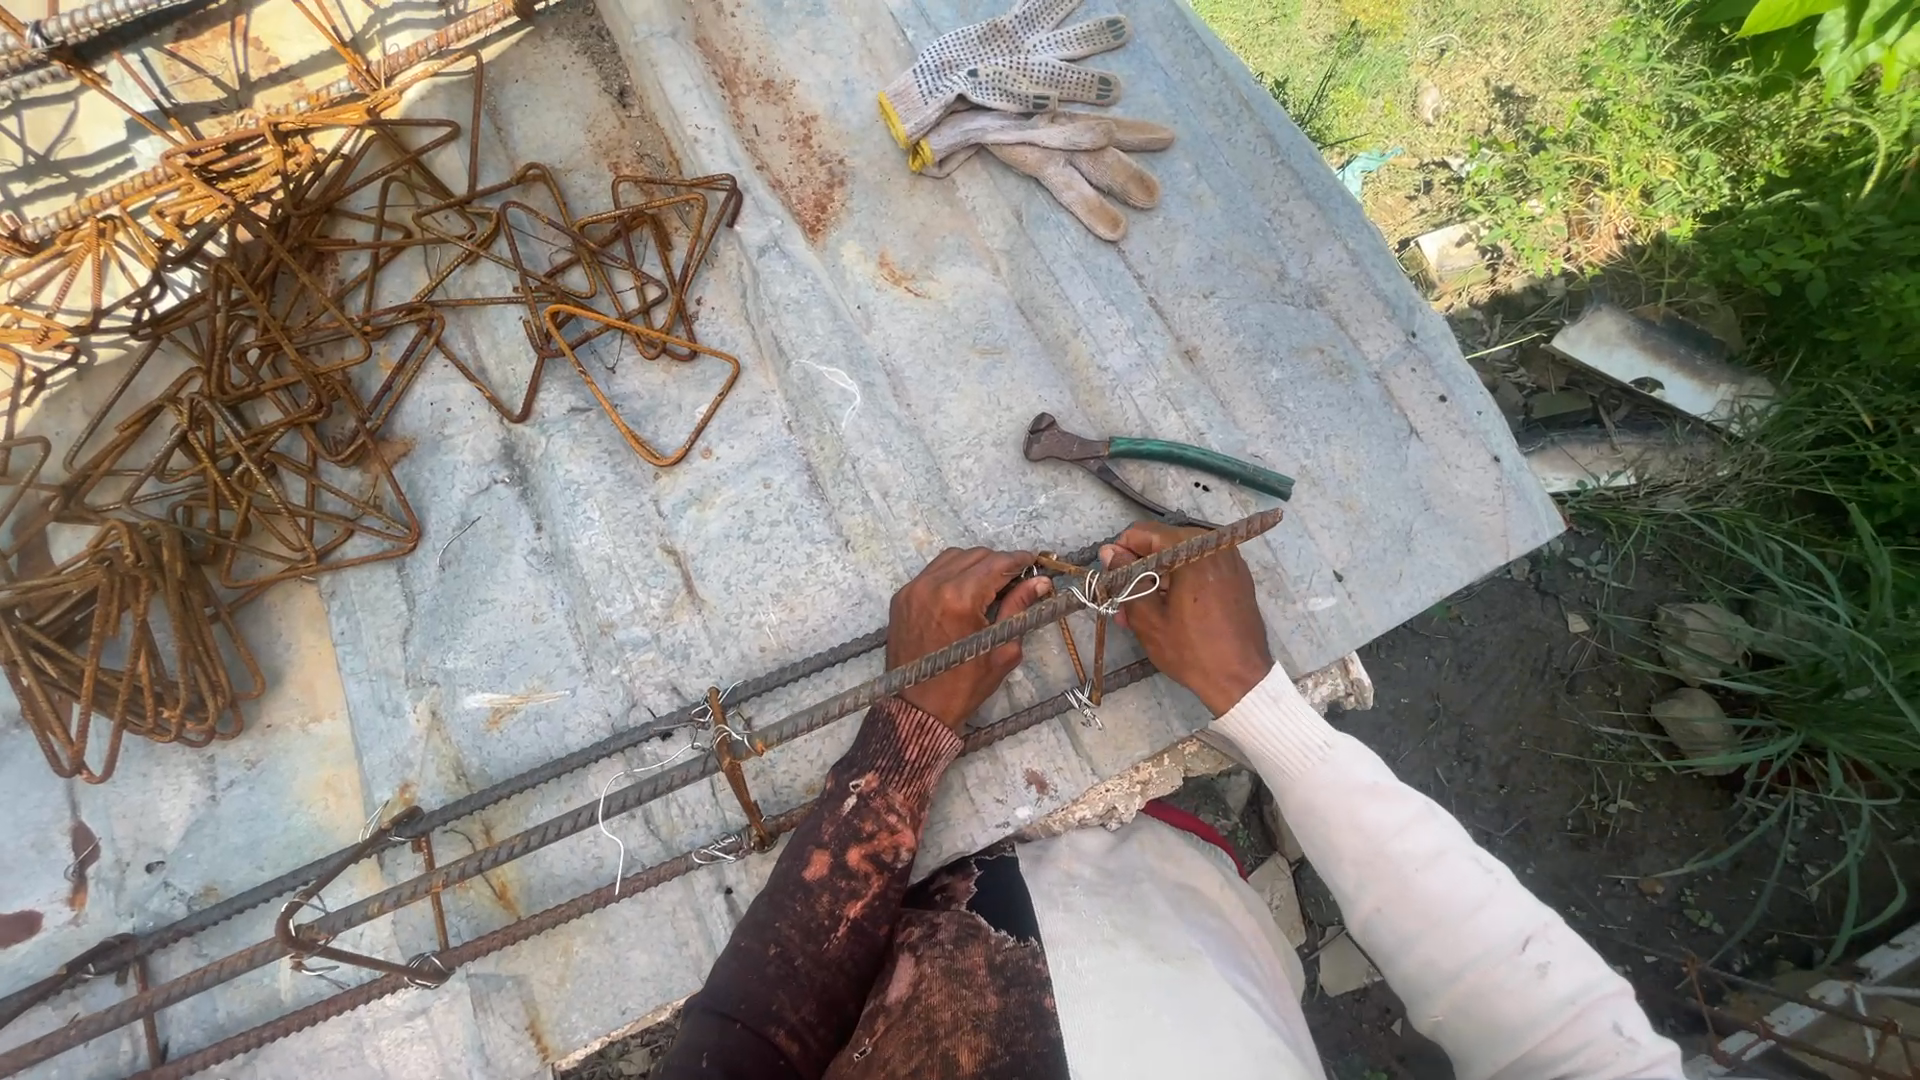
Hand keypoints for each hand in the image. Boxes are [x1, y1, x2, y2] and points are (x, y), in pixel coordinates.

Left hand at [887, 548, 1051, 727]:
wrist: (918, 708)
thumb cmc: (965, 686)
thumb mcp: (1002, 649)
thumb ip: (1019, 608)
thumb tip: (1041, 581)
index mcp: (961, 599)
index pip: (997, 563)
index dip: (1020, 560)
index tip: (1034, 562)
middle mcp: (934, 585)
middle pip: (976, 555)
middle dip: (999, 563)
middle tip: (1015, 579)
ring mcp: (914, 589)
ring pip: (953, 558)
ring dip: (975, 564)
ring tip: (990, 584)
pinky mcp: (902, 597)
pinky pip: (932, 571)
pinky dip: (952, 573)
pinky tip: (964, 591)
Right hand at [1100, 522, 1273, 714]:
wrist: (1241, 680)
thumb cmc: (1191, 650)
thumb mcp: (1148, 617)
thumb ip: (1127, 578)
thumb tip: (1109, 551)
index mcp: (1192, 551)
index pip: (1144, 532)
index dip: (1121, 552)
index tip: (1112, 577)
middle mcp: (1214, 545)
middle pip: (1163, 542)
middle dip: (1140, 567)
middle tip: (1123, 600)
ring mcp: (1230, 560)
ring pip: (1180, 556)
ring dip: (1158, 576)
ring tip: (1140, 611)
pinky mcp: (1237, 576)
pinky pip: (1199, 566)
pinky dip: (1180, 580)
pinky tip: (1167, 607)